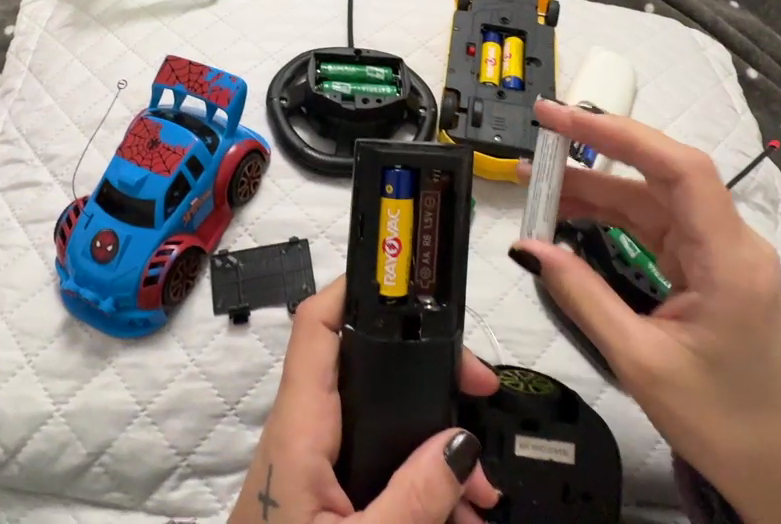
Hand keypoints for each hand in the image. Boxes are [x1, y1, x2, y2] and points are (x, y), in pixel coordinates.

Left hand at [227, 277, 502, 523]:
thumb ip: (415, 496)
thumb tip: (461, 439)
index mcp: (299, 428)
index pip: (317, 326)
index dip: (357, 287)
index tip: (413, 280)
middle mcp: (303, 433)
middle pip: (367, 371)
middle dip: (431, 382)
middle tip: (481, 403)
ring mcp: (314, 465)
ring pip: (381, 423)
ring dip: (435, 445)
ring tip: (481, 492)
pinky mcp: (324, 495)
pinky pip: (378, 465)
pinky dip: (420, 480)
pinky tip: (457, 513)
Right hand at [510, 100, 780, 523]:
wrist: (770, 468)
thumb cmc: (717, 421)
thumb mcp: (638, 361)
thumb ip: (581, 296)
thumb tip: (528, 247)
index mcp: (729, 260)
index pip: (679, 169)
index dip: (620, 134)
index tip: (562, 118)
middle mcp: (730, 243)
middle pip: (661, 175)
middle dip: (596, 151)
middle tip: (539, 136)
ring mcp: (719, 253)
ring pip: (651, 198)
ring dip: (594, 187)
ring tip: (537, 184)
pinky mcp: (705, 266)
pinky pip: (653, 224)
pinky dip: (609, 215)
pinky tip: (570, 213)